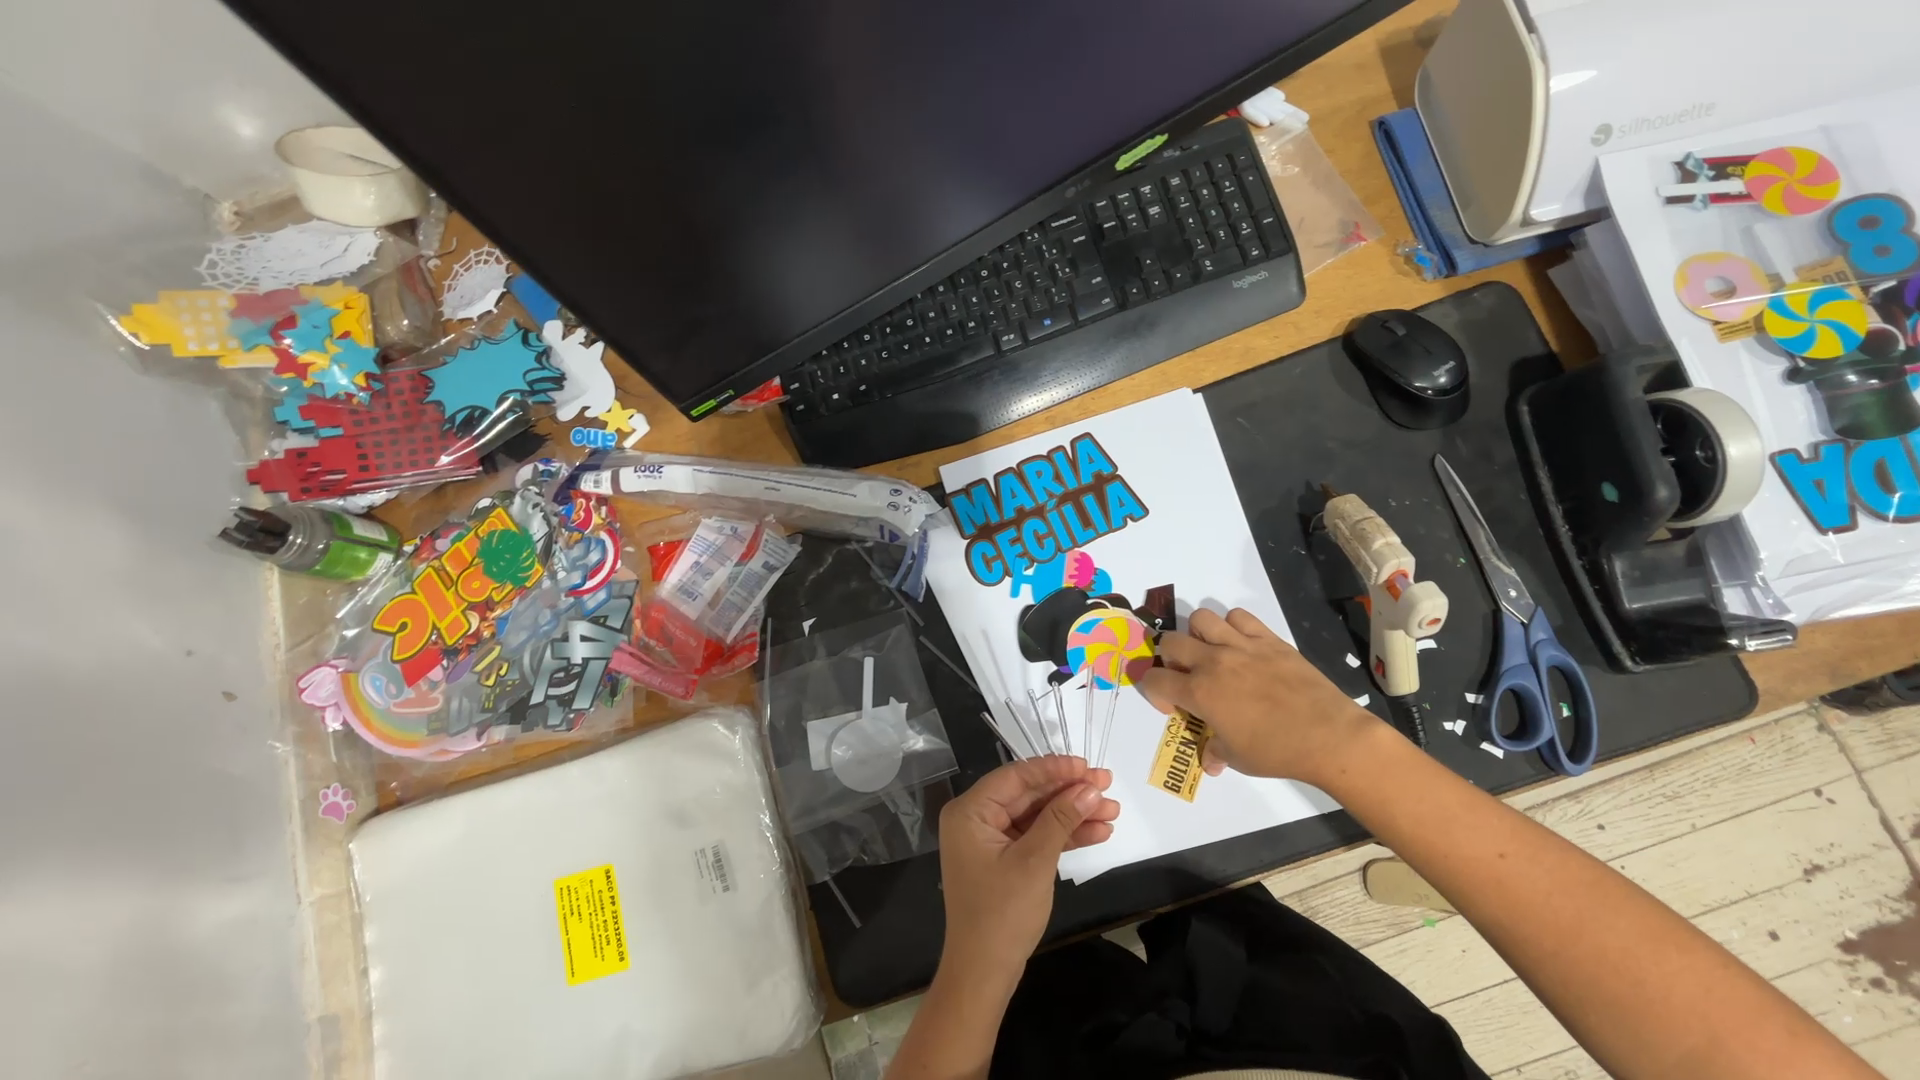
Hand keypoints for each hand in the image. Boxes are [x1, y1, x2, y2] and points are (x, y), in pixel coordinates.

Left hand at [937, 756, 1120, 984]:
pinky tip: (1099, 832)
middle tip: (1108, 784)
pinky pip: (1037, 837)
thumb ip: (1061, 819)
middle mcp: (976, 820)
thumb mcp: (1035, 861)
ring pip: (1037, 815)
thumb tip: (1090, 788)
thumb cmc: (1003, 912)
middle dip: (1069, 791)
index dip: (1054, 768)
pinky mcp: (1005, 860)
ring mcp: (991, 841)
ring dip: (1073, 813)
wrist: (984, 971)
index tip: (1087, 766)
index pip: (1016, 777)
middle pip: (1029, 794)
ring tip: (1113, 810)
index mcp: (970, 812)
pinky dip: (1065, 835)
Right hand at [1136, 607, 1374, 785]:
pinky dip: (1233, 626)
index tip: (1174, 707)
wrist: (1329, 736)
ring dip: (1198, 635)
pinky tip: (1242, 646)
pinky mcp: (1269, 639)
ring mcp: (1242, 646)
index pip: (1153, 680)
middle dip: (1171, 660)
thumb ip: (1215, 752)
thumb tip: (1211, 761)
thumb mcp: (1238, 758)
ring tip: (1212, 655)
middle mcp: (1214, 662)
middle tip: (1189, 679)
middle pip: (1170, 642)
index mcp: (1199, 693)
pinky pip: (1239, 617)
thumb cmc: (1278, 752)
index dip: (1155, 693)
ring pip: (1201, 619)